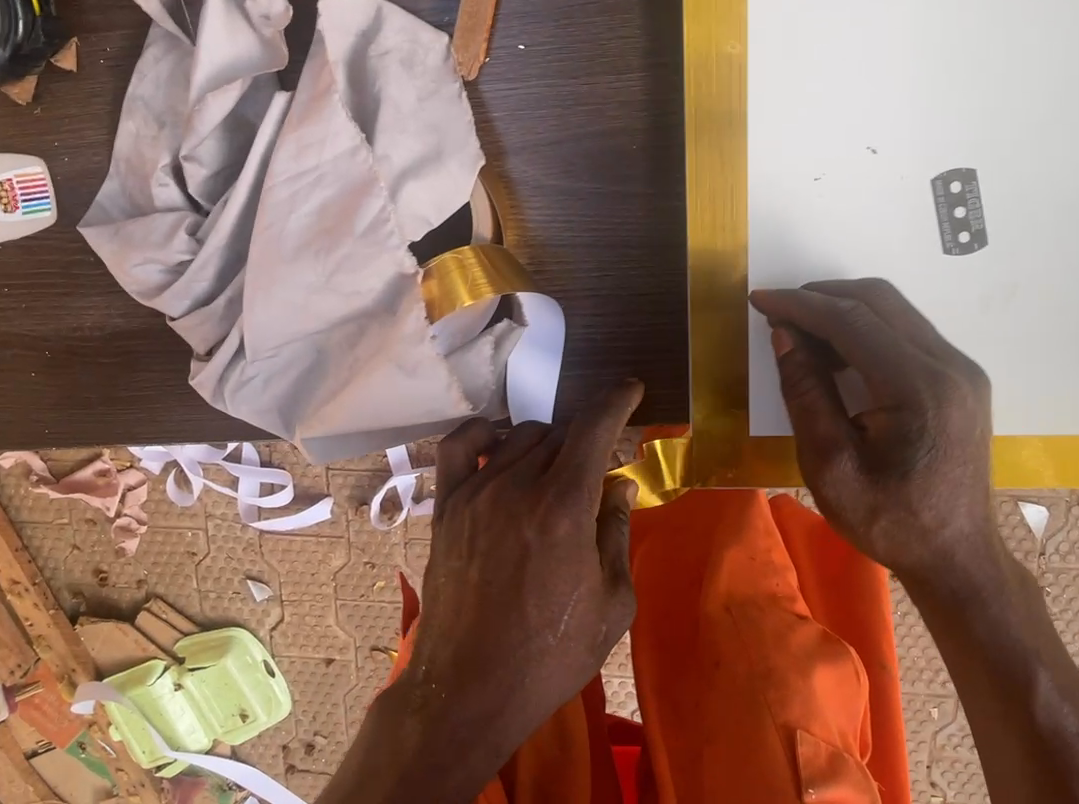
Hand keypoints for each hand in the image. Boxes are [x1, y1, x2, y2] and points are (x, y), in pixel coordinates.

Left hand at [398, 381, 642, 752]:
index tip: (631, 389)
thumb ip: (616, 531)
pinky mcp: (447, 507)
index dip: (617, 399)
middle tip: (600, 469)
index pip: (594, 426)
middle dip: (589, 440)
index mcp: (564, 506)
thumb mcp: (612, 602)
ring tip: (557, 474)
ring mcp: (476, 492)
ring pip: (520, 436)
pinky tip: (500, 445)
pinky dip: (484, 433)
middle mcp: (518, 485)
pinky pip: (459, 445)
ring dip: (548, 444)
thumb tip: (619, 483)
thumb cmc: (551, 654)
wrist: (470, 689)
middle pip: (561, 432)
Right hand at [750, 279, 996, 580]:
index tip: (760, 300)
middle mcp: (948, 366)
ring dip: (843, 310)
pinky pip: (907, 331)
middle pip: (878, 300)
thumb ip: (806, 394)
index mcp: (918, 389)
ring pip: (894, 310)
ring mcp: (961, 369)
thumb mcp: (830, 467)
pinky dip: (866, 328)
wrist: (957, 557)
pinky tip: (837, 354)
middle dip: (821, 297)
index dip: (800, 305)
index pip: (852, 321)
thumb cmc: (889, 521)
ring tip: (801, 336)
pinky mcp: (960, 377)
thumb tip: (784, 336)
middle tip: (778, 314)